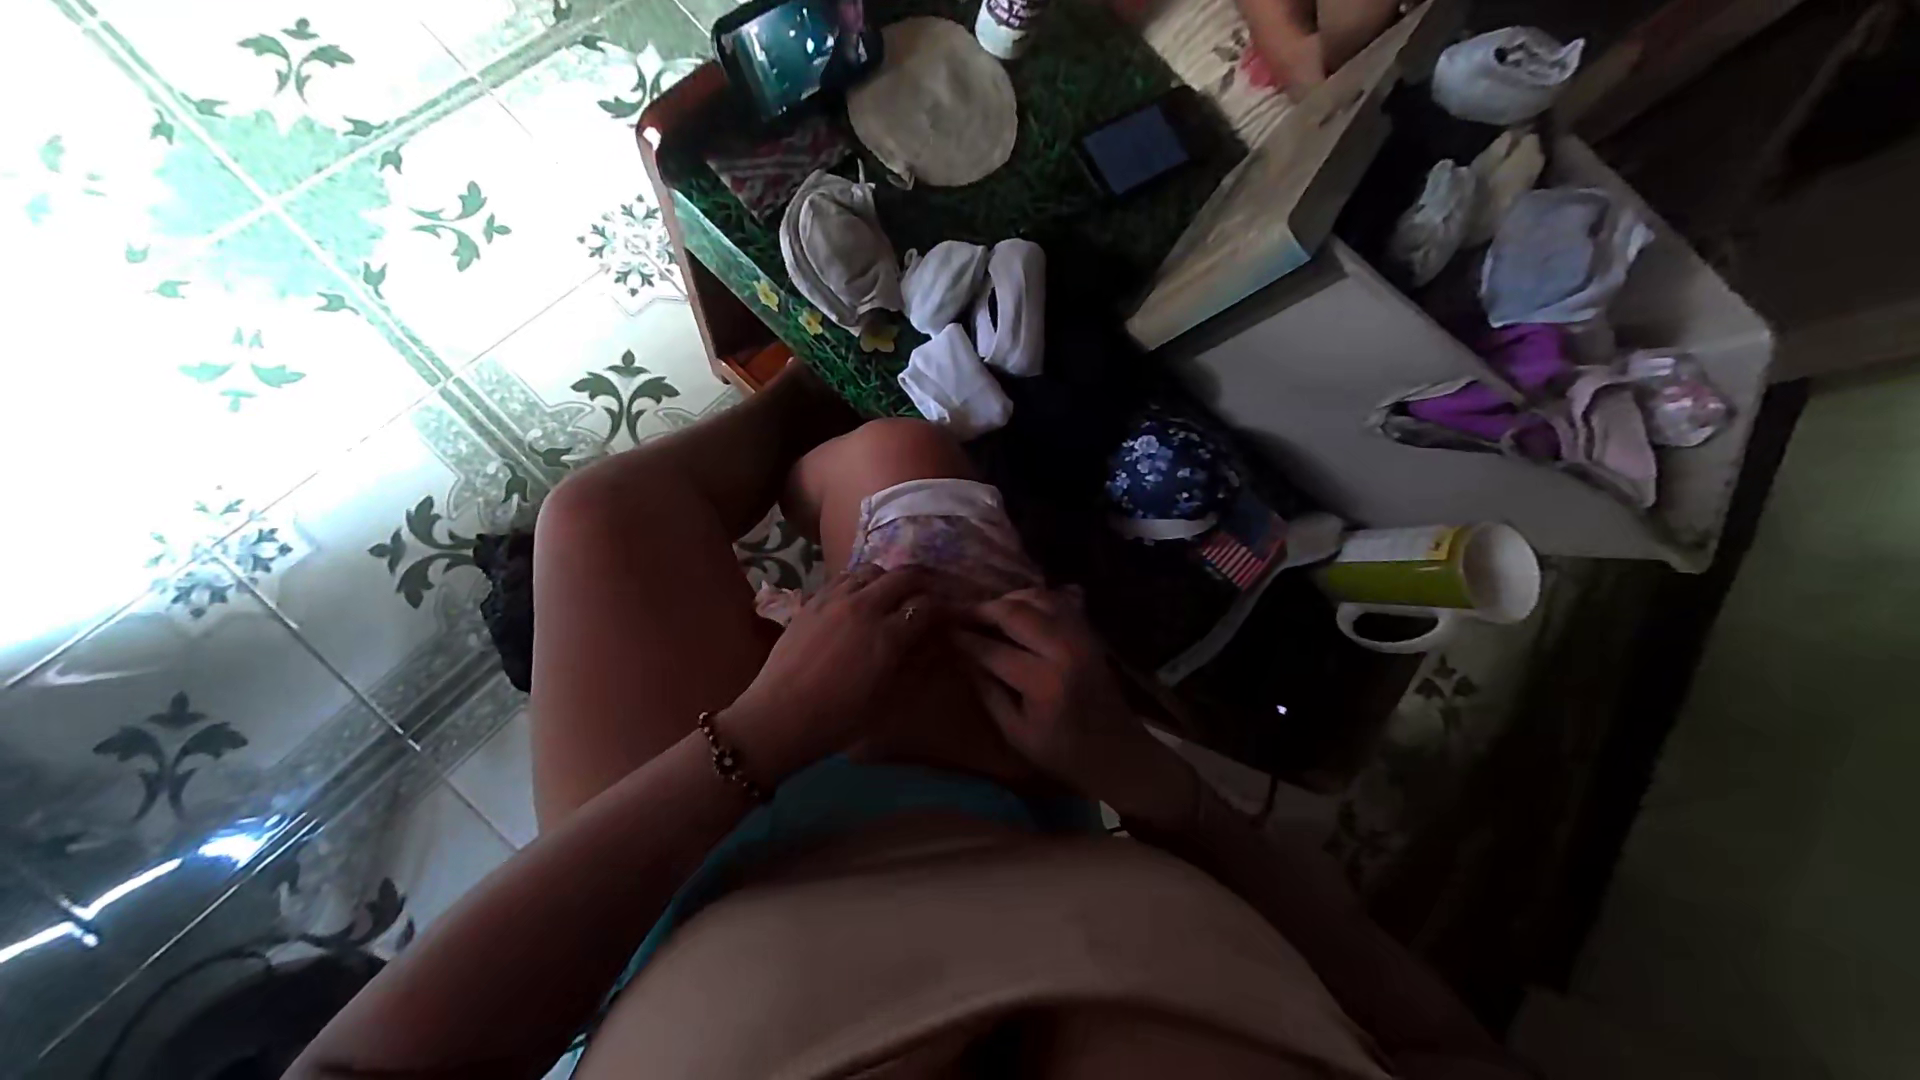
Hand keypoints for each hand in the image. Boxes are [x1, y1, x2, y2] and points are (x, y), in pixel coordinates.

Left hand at [724, 563, 940, 779]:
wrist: (780, 716)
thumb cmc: (839, 718)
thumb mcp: (888, 700)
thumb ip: (918, 667)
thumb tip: (939, 645)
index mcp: (887, 636)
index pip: (926, 606)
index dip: (943, 608)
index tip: (948, 614)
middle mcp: (864, 608)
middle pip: (904, 576)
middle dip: (923, 582)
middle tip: (929, 593)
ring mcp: (835, 600)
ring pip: (873, 570)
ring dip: (890, 578)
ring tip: (893, 594)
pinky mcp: (812, 601)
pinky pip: (844, 577)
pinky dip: (861, 581)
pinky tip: (860, 597)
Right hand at [953, 587, 1196, 828]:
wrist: (1120, 752)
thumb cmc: (1063, 752)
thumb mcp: (1016, 732)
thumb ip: (988, 691)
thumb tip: (963, 656)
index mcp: (1043, 682)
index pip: (992, 649)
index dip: (964, 638)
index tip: (944, 631)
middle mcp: (1063, 650)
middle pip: (1014, 612)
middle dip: (982, 610)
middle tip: (960, 613)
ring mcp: (1080, 636)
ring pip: (1037, 597)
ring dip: (1007, 600)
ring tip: (987, 612)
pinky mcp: (1089, 632)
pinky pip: (1057, 601)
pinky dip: (1032, 600)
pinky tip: (1016, 610)